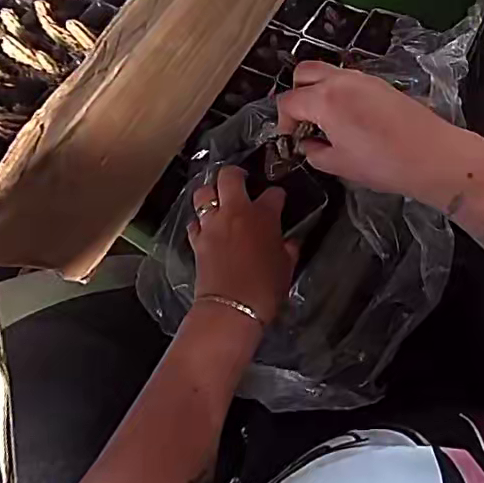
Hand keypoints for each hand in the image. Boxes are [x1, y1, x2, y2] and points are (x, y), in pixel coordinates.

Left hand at [188, 166, 294, 324]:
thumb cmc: (266, 286)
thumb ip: (289, 247)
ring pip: (203, 193)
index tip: (279, 201)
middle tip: (241, 180)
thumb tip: (289, 241)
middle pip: (229, 176)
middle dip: (235, 173)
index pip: (273, 193)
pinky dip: (200, 221)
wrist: (232, 309)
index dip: (277, 196)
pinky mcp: (196, 241)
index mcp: (263, 214)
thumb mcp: (287, 264)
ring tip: (218, 199)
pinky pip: (194, 222)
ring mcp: (212, 225)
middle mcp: (236, 212)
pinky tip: (207, 227)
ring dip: (210, 192)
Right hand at [275, 62, 475, 201]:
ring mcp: (365, 78)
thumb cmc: (385, 163)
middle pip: (304, 72)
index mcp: (325, 99)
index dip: (283, 122)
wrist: (434, 156)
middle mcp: (343, 80)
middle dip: (297, 93)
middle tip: (304, 122)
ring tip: (327, 122)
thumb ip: (314, 152)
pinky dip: (341, 91)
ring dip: (319, 90)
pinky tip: (350, 119)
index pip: (288, 101)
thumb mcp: (340, 165)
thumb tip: (308, 144)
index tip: (291, 139)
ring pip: (329, 72)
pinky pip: (351, 80)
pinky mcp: (383, 84)